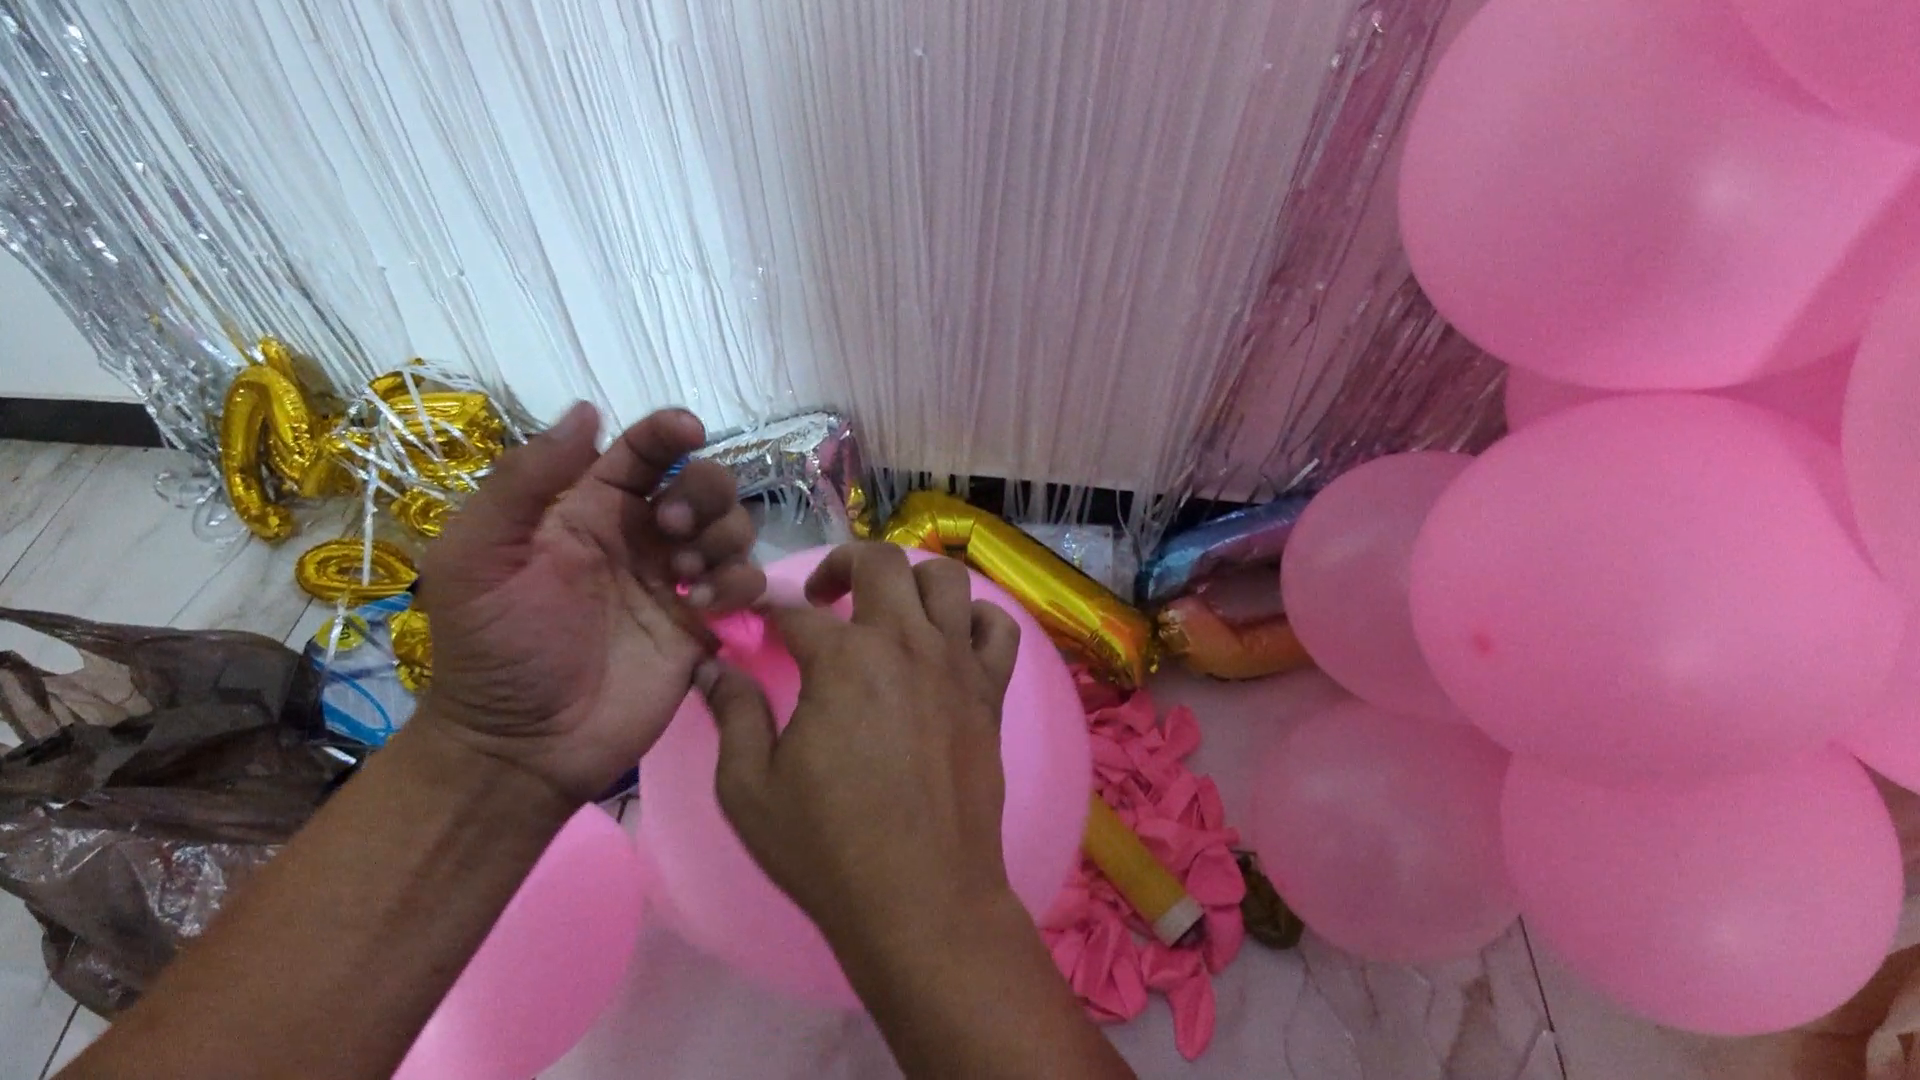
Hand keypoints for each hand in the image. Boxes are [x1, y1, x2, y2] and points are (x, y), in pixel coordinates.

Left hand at [415, 402, 764, 802]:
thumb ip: (525, 481)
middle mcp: (640, 538)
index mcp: (588, 510)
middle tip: (671, 529)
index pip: (641, 452)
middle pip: (701, 482)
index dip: (668, 431)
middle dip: (702, 491)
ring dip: (723, 536)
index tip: (689, 431)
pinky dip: (741, 583)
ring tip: (687, 576)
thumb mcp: (480, 556)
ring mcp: (676, 582)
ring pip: (732, 528)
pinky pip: (746, 584)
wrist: (523, 745)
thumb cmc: (493, 648)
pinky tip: (708, 607)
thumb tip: (587, 410)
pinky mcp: (703, 625)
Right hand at [701, 542, 1022, 949]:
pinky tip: (949, 641)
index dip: (770, 616)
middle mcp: (905, 644)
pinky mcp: (991, 693)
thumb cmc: (827, 848)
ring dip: (910, 581)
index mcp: (843, 660)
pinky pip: (998, 628)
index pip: (797, 613)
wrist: (922, 898)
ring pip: (944, 579)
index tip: (758, 630)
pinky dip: (975, 618)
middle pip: (878, 562)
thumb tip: (713, 668)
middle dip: (840, 564)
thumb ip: (733, 715)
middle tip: (822, 599)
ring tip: (887, 612)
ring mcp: (956, 665)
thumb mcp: (749, 789)